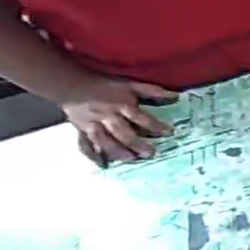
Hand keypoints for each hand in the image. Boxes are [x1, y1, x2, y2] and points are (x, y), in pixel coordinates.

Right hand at [58, 76, 177, 164]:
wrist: (71, 84)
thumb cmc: (106, 86)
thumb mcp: (131, 85)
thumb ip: (153, 92)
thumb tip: (178, 96)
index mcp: (121, 105)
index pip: (140, 118)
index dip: (155, 125)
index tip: (169, 133)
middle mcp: (107, 116)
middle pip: (122, 132)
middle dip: (136, 144)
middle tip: (150, 154)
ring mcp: (92, 125)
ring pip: (104, 140)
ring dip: (117, 151)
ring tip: (131, 159)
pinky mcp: (81, 131)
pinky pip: (85, 144)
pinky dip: (93, 155)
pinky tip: (103, 165)